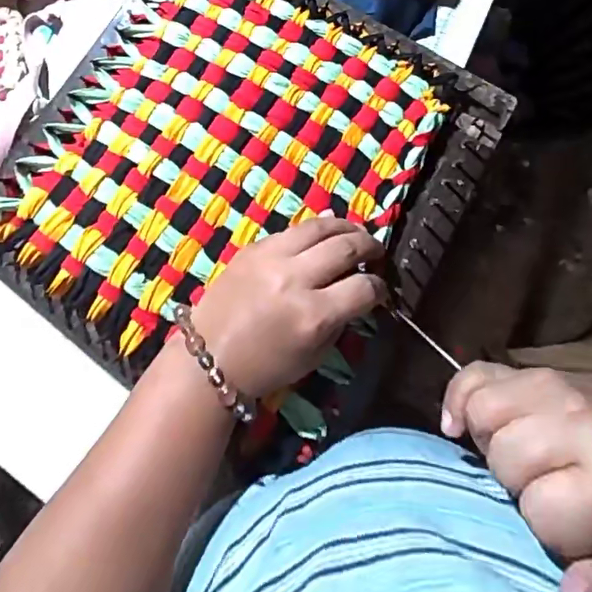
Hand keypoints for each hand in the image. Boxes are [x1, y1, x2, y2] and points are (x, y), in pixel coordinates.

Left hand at [189, 217, 384, 396]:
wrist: (210, 354)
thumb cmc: (266, 364)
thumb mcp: (315, 353)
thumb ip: (340, 318)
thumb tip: (360, 287)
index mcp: (313, 315)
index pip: (364, 288)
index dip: (380, 287)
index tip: (381, 287)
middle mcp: (294, 279)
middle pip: (345, 248)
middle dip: (369, 247)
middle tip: (377, 252)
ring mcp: (271, 258)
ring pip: (319, 227)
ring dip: (344, 227)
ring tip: (356, 233)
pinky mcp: (253, 247)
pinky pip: (291, 231)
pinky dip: (313, 231)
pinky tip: (324, 234)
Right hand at [441, 364, 591, 591]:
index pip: (543, 518)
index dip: (559, 537)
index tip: (586, 533)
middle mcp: (578, 419)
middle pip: (504, 462)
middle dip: (521, 489)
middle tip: (552, 494)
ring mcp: (551, 384)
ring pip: (482, 416)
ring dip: (491, 446)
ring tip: (520, 462)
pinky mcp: (532, 368)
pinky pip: (471, 378)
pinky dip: (460, 402)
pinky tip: (466, 428)